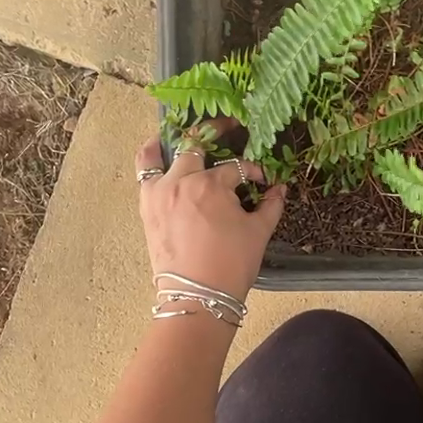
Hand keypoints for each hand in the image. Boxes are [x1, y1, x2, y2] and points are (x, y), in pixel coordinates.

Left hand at [136, 135, 284, 301]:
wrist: (198, 296)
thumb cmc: (231, 264)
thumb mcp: (259, 232)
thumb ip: (270, 205)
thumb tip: (279, 189)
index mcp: (212, 185)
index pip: (237, 167)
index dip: (254, 172)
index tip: (263, 181)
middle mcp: (183, 180)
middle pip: (199, 144)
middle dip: (218, 132)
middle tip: (231, 126)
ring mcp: (160, 191)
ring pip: (165, 151)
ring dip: (179, 140)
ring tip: (190, 134)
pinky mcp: (147, 205)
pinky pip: (144, 170)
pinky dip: (150, 156)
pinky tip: (159, 148)